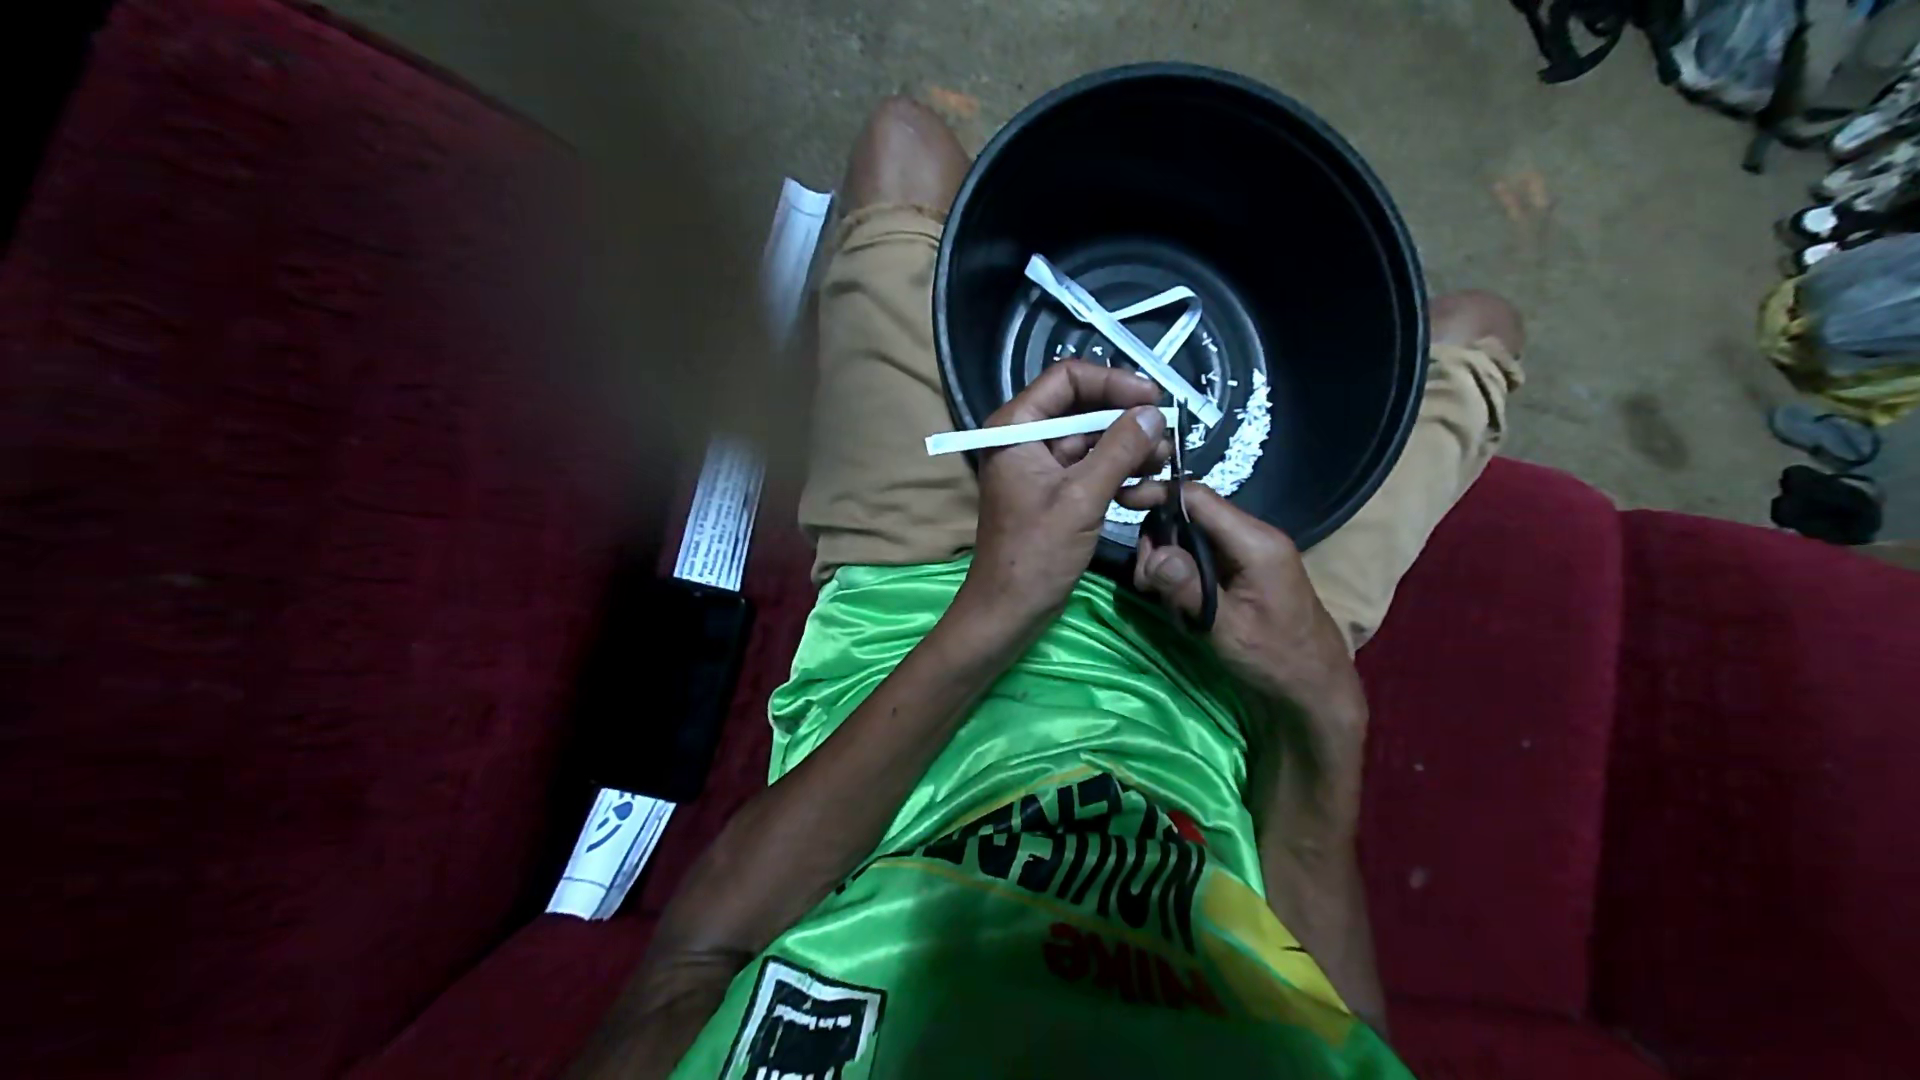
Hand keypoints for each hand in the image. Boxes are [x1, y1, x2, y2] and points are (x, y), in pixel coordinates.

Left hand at [960, 361, 1169, 625]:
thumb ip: (1119, 449)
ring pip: (1094, 440)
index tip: (1153, 398)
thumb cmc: (1036, 552)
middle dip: (1127, 420)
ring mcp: (1042, 466)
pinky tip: (1146, 491)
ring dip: (1130, 449)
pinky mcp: (1057, 492)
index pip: (1067, 379)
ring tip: (1162, 466)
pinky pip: (1093, 468)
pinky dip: (1119, 474)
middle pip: (1084, 408)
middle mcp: (1026, 439)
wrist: (1009, 609)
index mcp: (1016, 428)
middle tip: (1167, 441)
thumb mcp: (1082, 497)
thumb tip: (1154, 412)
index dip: (1112, 381)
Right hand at [1119, 481, 1366, 828]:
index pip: (1198, 498)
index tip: (1122, 501)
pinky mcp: (1242, 570)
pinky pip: (1201, 556)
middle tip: (1145, 583)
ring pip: (1191, 537)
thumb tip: (1154, 554)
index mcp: (1255, 542)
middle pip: (1190, 516)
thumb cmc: (1277, 659)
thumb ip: (1190, 589)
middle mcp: (1253, 538)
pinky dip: (1181, 573)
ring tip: (1163, 599)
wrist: (1314, 688)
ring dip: (1168, 561)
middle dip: (1159, 542)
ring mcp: (1248, 553)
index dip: (1158, 494)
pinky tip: (1180, 604)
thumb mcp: (1229, 628)